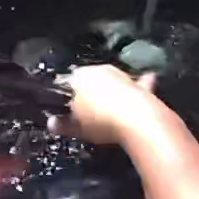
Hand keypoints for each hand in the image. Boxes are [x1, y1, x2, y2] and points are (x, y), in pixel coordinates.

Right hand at [50, 64, 164, 146]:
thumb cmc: (100, 122)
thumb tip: (51, 123)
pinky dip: (140, 83)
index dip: (66, 94)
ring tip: (107, 105)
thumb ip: (62, 125)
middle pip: (90, 78)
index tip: (66, 107)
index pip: (67, 81)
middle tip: (85, 110)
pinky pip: (138, 83)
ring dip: (111, 88)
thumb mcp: (77, 128)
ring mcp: (122, 76)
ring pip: (112, 80)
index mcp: (80, 76)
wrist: (138, 122)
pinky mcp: (141, 86)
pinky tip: (147, 78)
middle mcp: (100, 70)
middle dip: (88, 90)